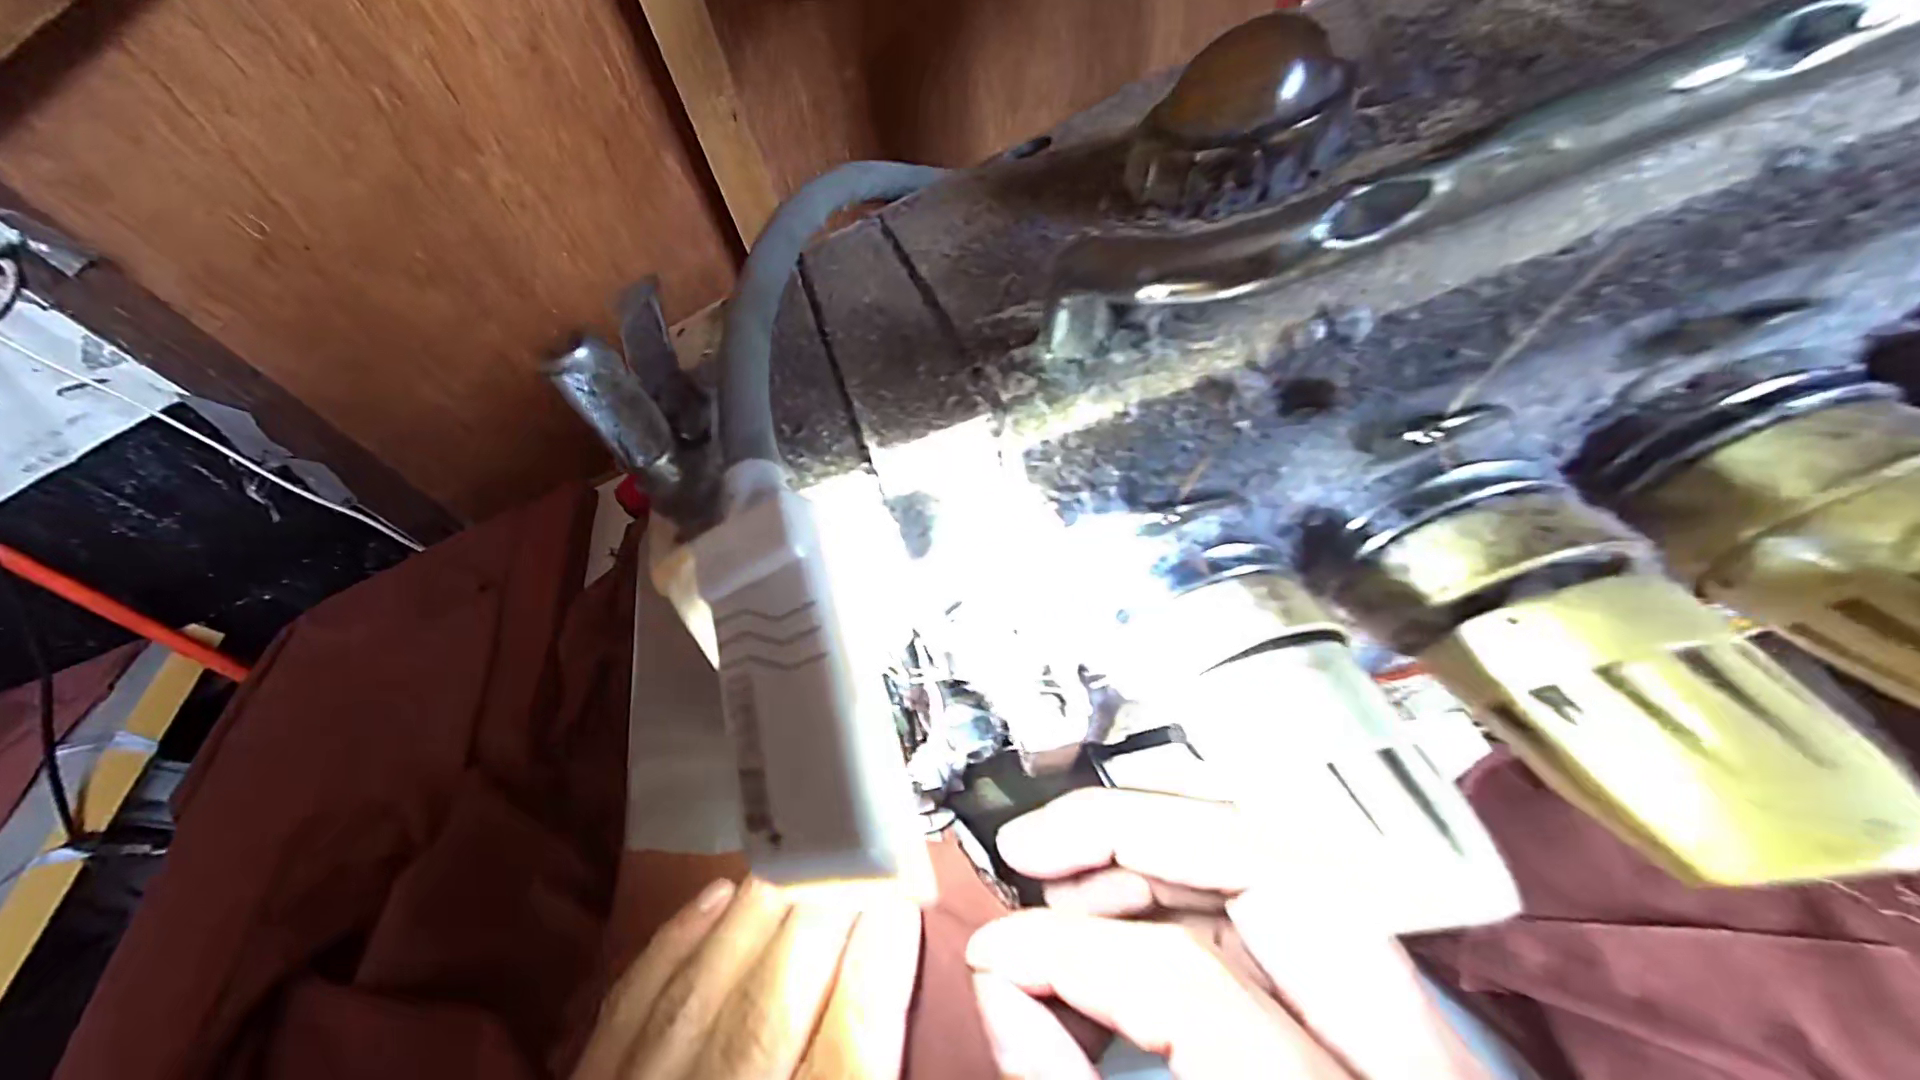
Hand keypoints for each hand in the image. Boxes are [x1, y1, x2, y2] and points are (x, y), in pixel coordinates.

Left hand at [574, 877, 920, 1079]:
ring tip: (804, 855)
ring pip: (706, 984)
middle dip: (829, 910)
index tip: (902, 903)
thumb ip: (874, 1078)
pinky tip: (716, 896)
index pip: (846, 1047)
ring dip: (763, 906)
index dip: (879, 962)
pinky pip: (632, 1002)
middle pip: (776, 999)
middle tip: (862, 854)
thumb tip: (896, 1022)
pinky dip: (677, 940)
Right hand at [967, 788, 1491, 1079]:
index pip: (1183, 981)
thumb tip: (1007, 982)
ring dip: (1165, 859)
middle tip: (1039, 852)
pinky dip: (1201, 903)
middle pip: (1278, 876)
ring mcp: (1439, 1069)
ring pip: (1290, 879)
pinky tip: (1140, 922)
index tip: (993, 955)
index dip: (1061, 951)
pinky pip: (1293, 931)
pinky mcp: (1416, 1060)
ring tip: (1077, 880)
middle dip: (1135, 837)